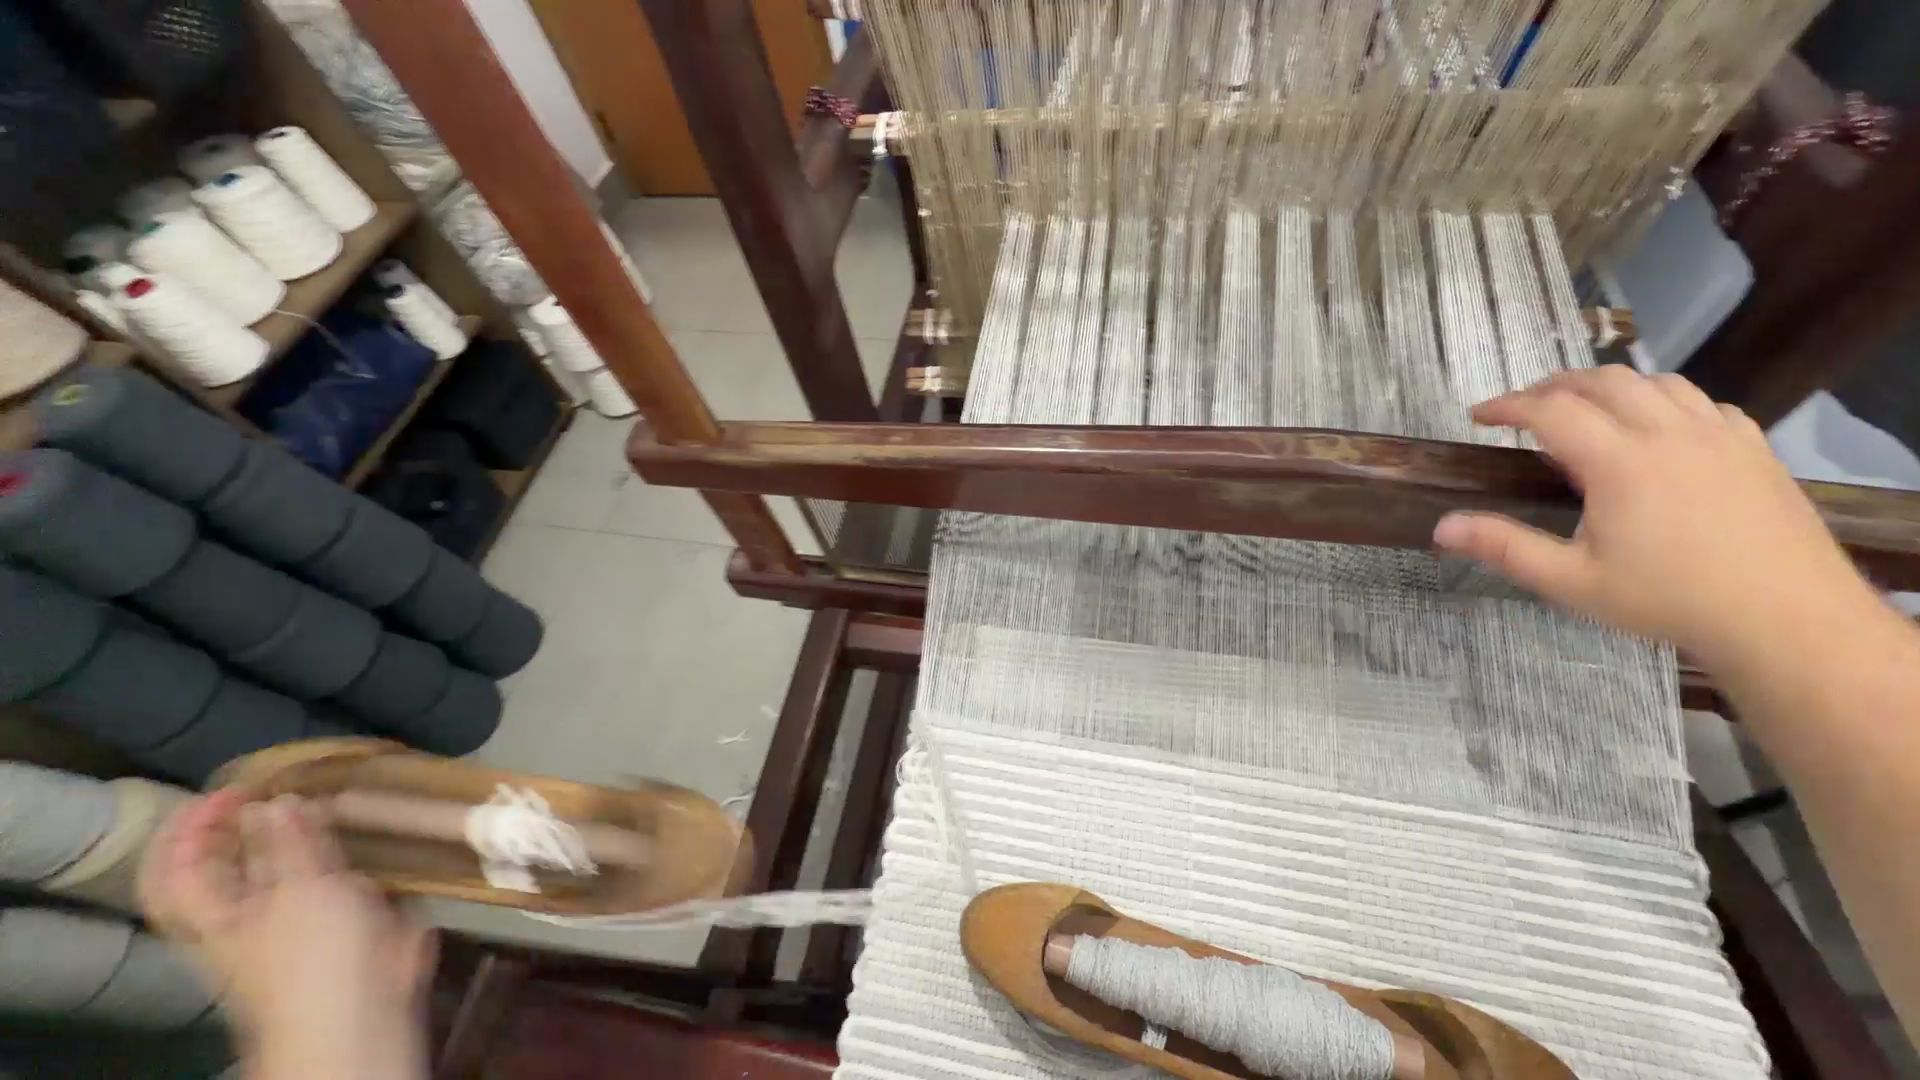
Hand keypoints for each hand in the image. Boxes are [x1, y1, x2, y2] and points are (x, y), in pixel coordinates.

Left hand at [140, 791, 432, 1079]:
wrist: (363, 1010)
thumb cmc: (314, 954)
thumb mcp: (298, 890)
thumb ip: (288, 844)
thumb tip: (273, 802)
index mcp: (217, 914)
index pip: (178, 868)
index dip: (192, 826)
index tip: (232, 787)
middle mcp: (246, 916)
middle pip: (230, 867)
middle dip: (246, 827)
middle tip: (275, 789)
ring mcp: (294, 921)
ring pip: (284, 870)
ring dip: (298, 837)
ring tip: (321, 803)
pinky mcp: (340, 923)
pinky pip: (332, 880)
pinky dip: (340, 855)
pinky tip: (361, 838)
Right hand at [1432, 367, 1877, 668]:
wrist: (1785, 616)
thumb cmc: (1667, 599)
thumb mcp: (1570, 582)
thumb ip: (1505, 548)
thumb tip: (1441, 527)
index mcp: (1618, 461)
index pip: (1550, 410)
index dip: (1507, 406)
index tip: (1478, 416)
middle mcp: (1667, 433)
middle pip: (1603, 381)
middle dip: (1554, 386)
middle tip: (1524, 407)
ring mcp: (1718, 436)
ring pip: (1656, 382)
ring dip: (1609, 386)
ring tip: (1585, 408)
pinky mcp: (1753, 448)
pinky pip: (1702, 402)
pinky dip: (1664, 401)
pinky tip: (1656, 427)